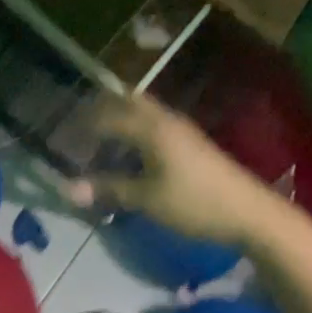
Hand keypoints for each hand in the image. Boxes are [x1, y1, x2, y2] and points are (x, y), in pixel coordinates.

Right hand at [67, 92, 287, 246]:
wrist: (249, 210)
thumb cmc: (195, 202)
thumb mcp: (147, 199)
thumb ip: (109, 189)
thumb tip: (68, 188)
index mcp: (151, 127)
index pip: (106, 116)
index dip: (82, 127)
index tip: (62, 141)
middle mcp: (164, 118)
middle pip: (125, 102)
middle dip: (99, 112)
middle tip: (78, 133)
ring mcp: (180, 127)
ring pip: (141, 111)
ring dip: (118, 120)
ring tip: (100, 143)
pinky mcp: (190, 140)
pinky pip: (152, 122)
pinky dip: (134, 129)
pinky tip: (130, 153)